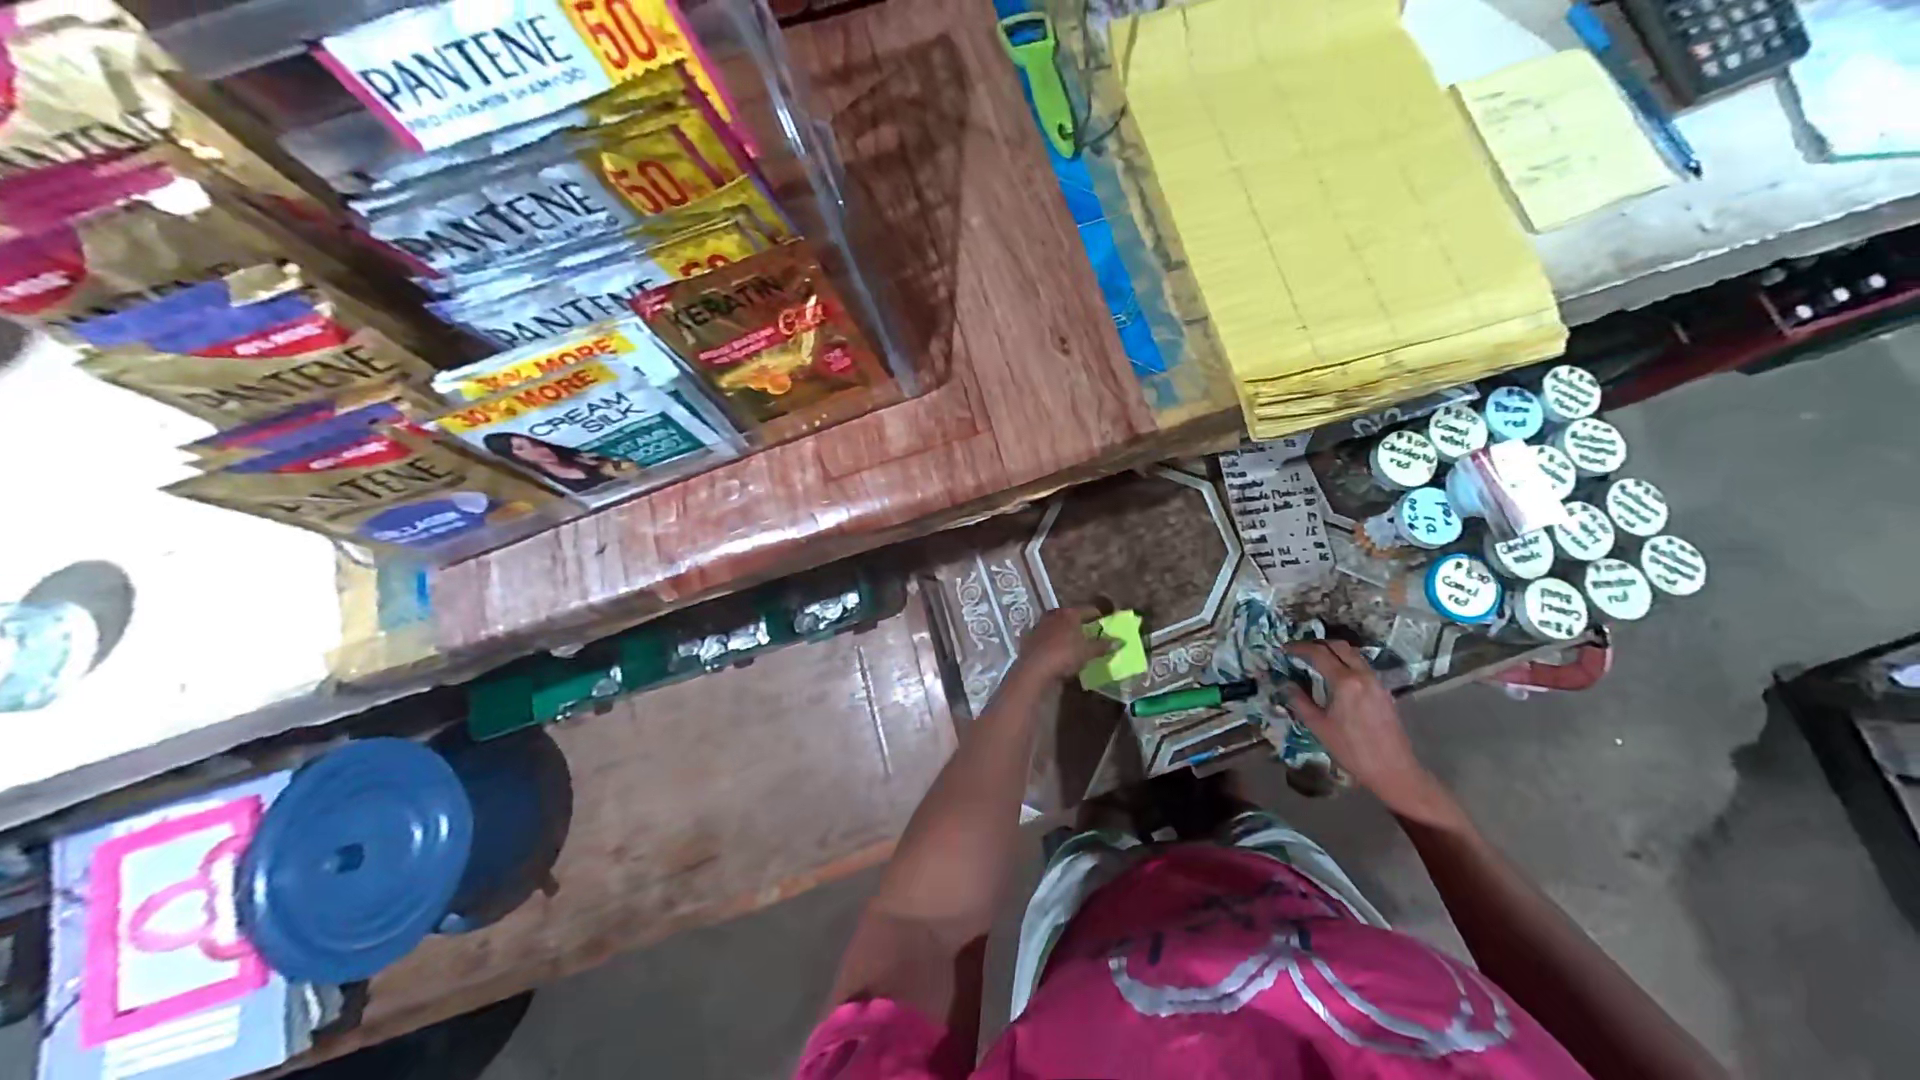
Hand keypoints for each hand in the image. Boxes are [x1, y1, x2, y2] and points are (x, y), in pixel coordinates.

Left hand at [1013, 606, 1112, 682]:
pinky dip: (1053, 641)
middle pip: (1071, 616)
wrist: (1034, 669)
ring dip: (1065, 632)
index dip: (1099, 615)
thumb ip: (1103, 645)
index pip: (1089, 609)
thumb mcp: (1088, 652)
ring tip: (1074, 642)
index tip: (1105, 621)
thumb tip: (1120, 641)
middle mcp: (1053, 615)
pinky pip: (1046, 637)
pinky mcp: (1029, 638)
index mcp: (1069, 614)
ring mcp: (1039, 625)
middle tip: (1090, 633)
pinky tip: (1057, 651)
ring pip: (1057, 626)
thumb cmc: (1065, 655)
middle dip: (1080, 623)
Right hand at [1281, 641, 1452, 820]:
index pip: (1319, 653)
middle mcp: (1363, 675)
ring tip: (1316, 661)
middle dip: (1317, 644)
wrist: (1392, 768)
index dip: (1299, 648)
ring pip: (1354, 654)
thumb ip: (1300, 701)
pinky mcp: (1383, 691)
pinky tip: (1336, 677)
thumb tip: (1287, 685)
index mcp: (1345, 682)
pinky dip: (1346, 662)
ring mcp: (1376, 682)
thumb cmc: (1351, 749)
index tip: (1285, 649)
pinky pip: (1362, 666)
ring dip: (1333, 651)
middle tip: (1300, 651)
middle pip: (1339, 646)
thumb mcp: (1318, 726)